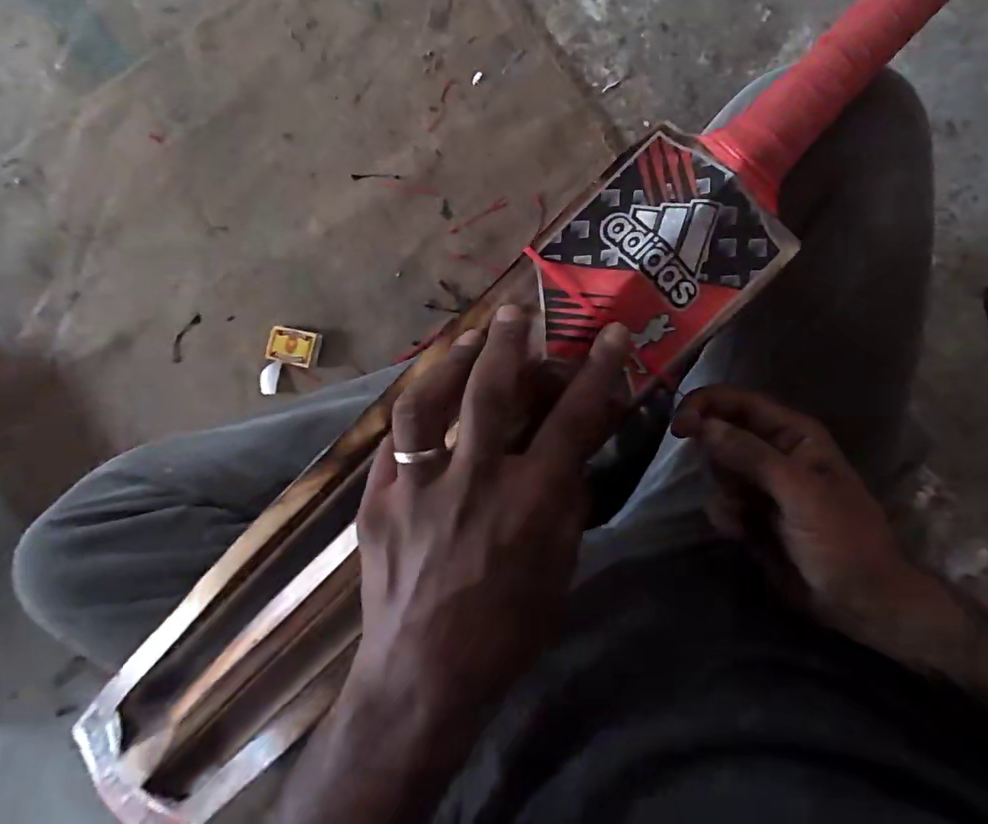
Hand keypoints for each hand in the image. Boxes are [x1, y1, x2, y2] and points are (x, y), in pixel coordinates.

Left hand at [352, 305, 631, 723]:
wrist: (423, 675)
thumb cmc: (505, 632)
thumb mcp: (558, 572)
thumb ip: (567, 506)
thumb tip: (570, 456)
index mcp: (529, 503)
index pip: (573, 421)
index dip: (597, 372)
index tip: (609, 335)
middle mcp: (474, 483)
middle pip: (491, 392)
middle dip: (507, 343)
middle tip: (515, 312)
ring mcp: (418, 489)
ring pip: (428, 405)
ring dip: (449, 363)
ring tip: (465, 340)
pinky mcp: (378, 501)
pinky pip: (392, 443)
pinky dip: (412, 415)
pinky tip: (422, 401)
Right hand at [672, 386, 961, 661]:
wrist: (863, 604)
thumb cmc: (843, 539)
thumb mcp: (800, 491)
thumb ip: (751, 455)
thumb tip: (702, 425)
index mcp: (794, 434)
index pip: (740, 402)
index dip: (706, 404)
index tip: (678, 425)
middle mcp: (775, 452)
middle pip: (722, 431)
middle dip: (710, 451)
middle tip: (709, 470)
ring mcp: (763, 485)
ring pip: (717, 468)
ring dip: (721, 489)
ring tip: (742, 513)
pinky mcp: (752, 515)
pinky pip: (721, 502)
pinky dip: (725, 515)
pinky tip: (742, 533)